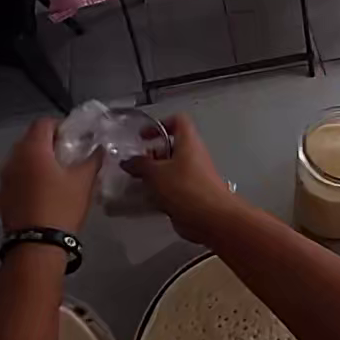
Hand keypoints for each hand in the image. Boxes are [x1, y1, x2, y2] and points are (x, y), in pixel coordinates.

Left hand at [0, 118, 100, 233]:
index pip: (43, 123)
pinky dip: (28, 177)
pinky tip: (42, 192)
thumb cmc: (62, 207)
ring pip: (21, 159)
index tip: (74, 137)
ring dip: (37, 160)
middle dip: (48, 142)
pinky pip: (16, 177)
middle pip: (29, 139)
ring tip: (56, 174)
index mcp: (32, 149)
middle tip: (67, 154)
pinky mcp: (2, 197)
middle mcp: (13, 158)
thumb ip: (93, 160)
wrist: (36, 245)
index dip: (60, 125)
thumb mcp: (84, 182)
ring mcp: (4, 179)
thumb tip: (100, 148)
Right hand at [122, 115, 243, 244]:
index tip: (144, 135)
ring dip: (155, 174)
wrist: (210, 218)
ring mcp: (194, 176)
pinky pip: (173, 187)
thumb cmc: (186, 188)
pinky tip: (147, 198)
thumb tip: (129, 161)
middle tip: (137, 163)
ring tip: (139, 181)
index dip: (160, 124)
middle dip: (152, 154)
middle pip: (172, 146)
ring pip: (171, 168)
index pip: (178, 121)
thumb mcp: (156, 173)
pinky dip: (161, 191)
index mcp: (189, 142)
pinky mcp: (192, 194)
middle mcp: (193, 156)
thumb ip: (140, 164)